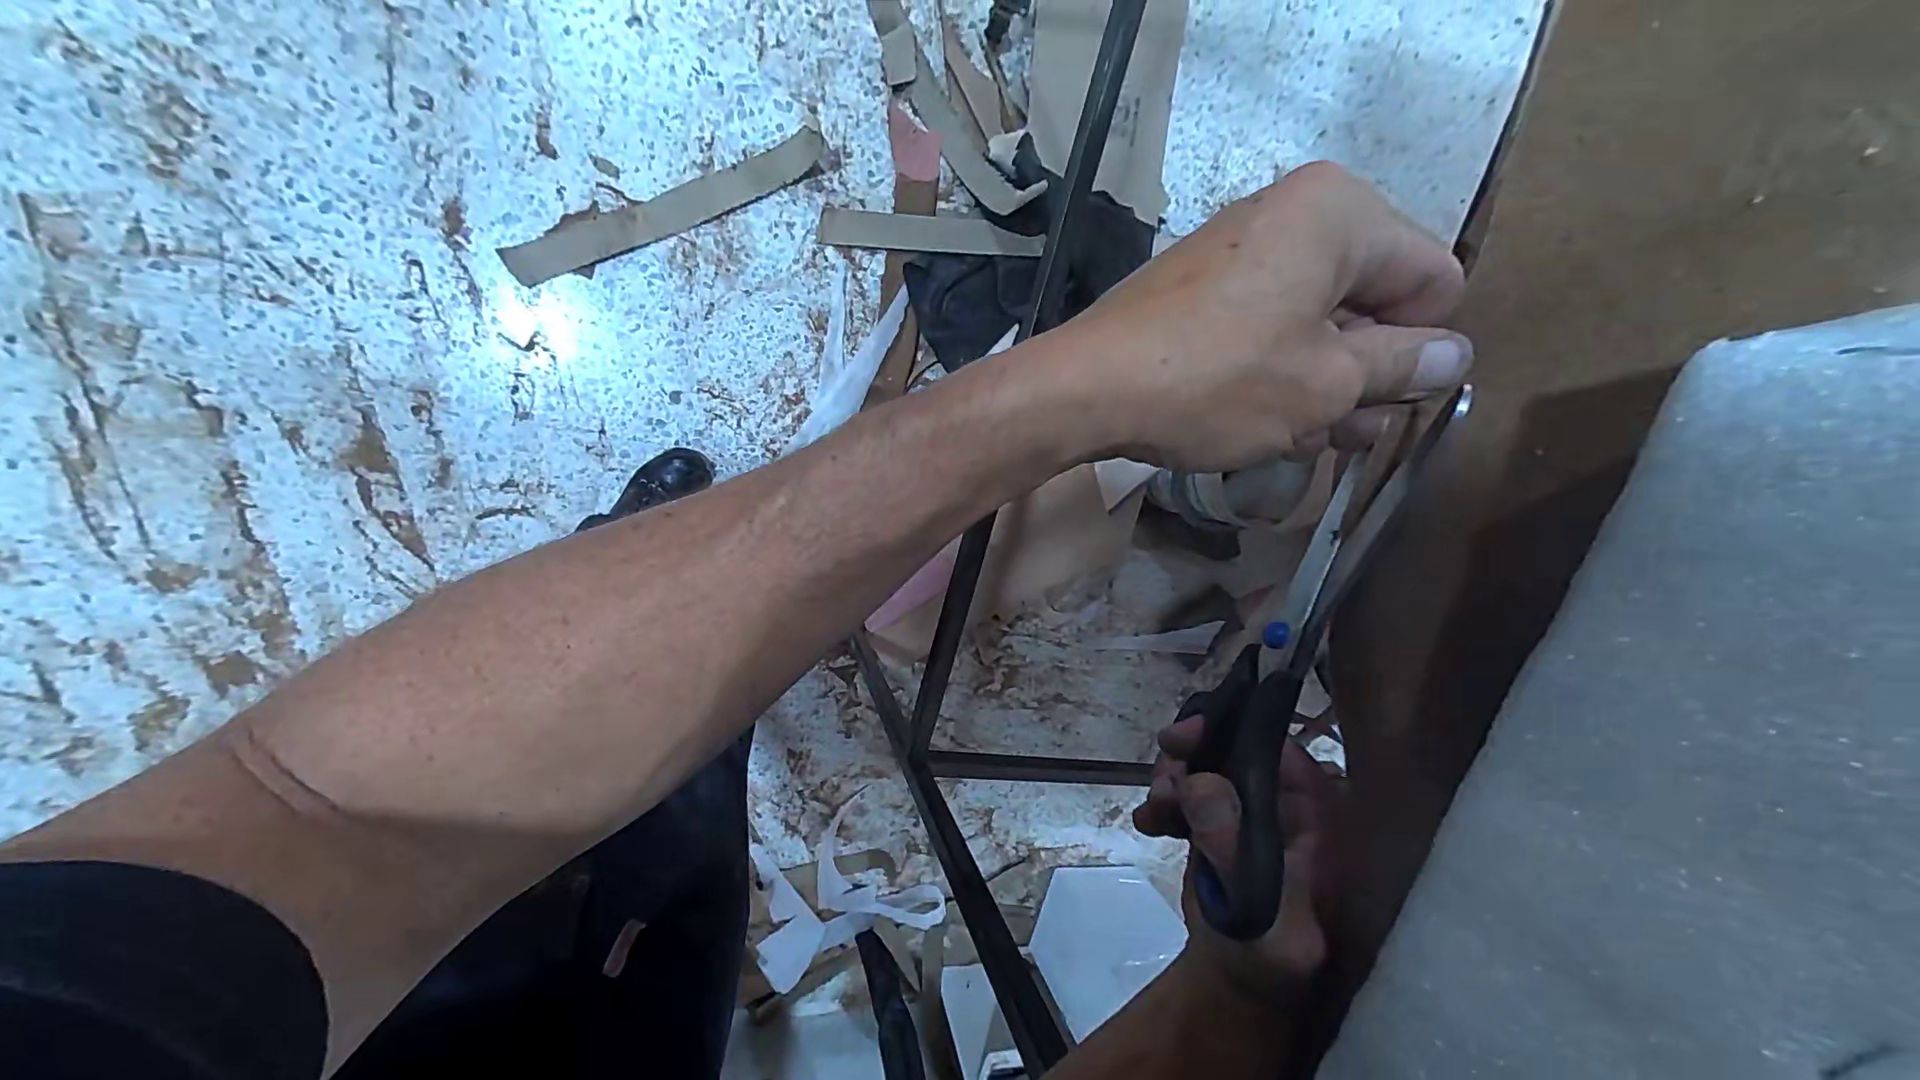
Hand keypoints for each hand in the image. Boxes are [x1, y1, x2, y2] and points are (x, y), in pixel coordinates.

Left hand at [1057, 161, 1469, 472]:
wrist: (1087, 390)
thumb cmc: (1217, 381)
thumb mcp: (1324, 384)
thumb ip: (1400, 366)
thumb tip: (1456, 354)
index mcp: (1338, 213)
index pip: (1430, 276)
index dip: (1422, 347)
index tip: (1390, 401)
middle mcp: (1286, 216)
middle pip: (1365, 301)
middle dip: (1362, 375)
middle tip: (1345, 435)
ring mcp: (1232, 256)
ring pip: (1308, 326)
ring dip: (1315, 388)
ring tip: (1300, 439)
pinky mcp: (1193, 295)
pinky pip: (1258, 331)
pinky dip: (1268, 376)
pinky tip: (1259, 425)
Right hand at [1134, 714, 1335, 1001]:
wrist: (1233, 983)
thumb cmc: (1263, 957)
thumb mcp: (1259, 917)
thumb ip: (1232, 852)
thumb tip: (1200, 782)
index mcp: (1310, 824)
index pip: (1282, 757)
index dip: (1238, 734)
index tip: (1190, 734)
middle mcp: (1280, 810)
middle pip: (1236, 753)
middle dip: (1194, 750)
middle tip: (1164, 766)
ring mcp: (1244, 815)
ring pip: (1206, 768)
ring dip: (1172, 777)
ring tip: (1156, 808)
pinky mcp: (1214, 825)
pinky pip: (1185, 794)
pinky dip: (1161, 801)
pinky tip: (1147, 823)